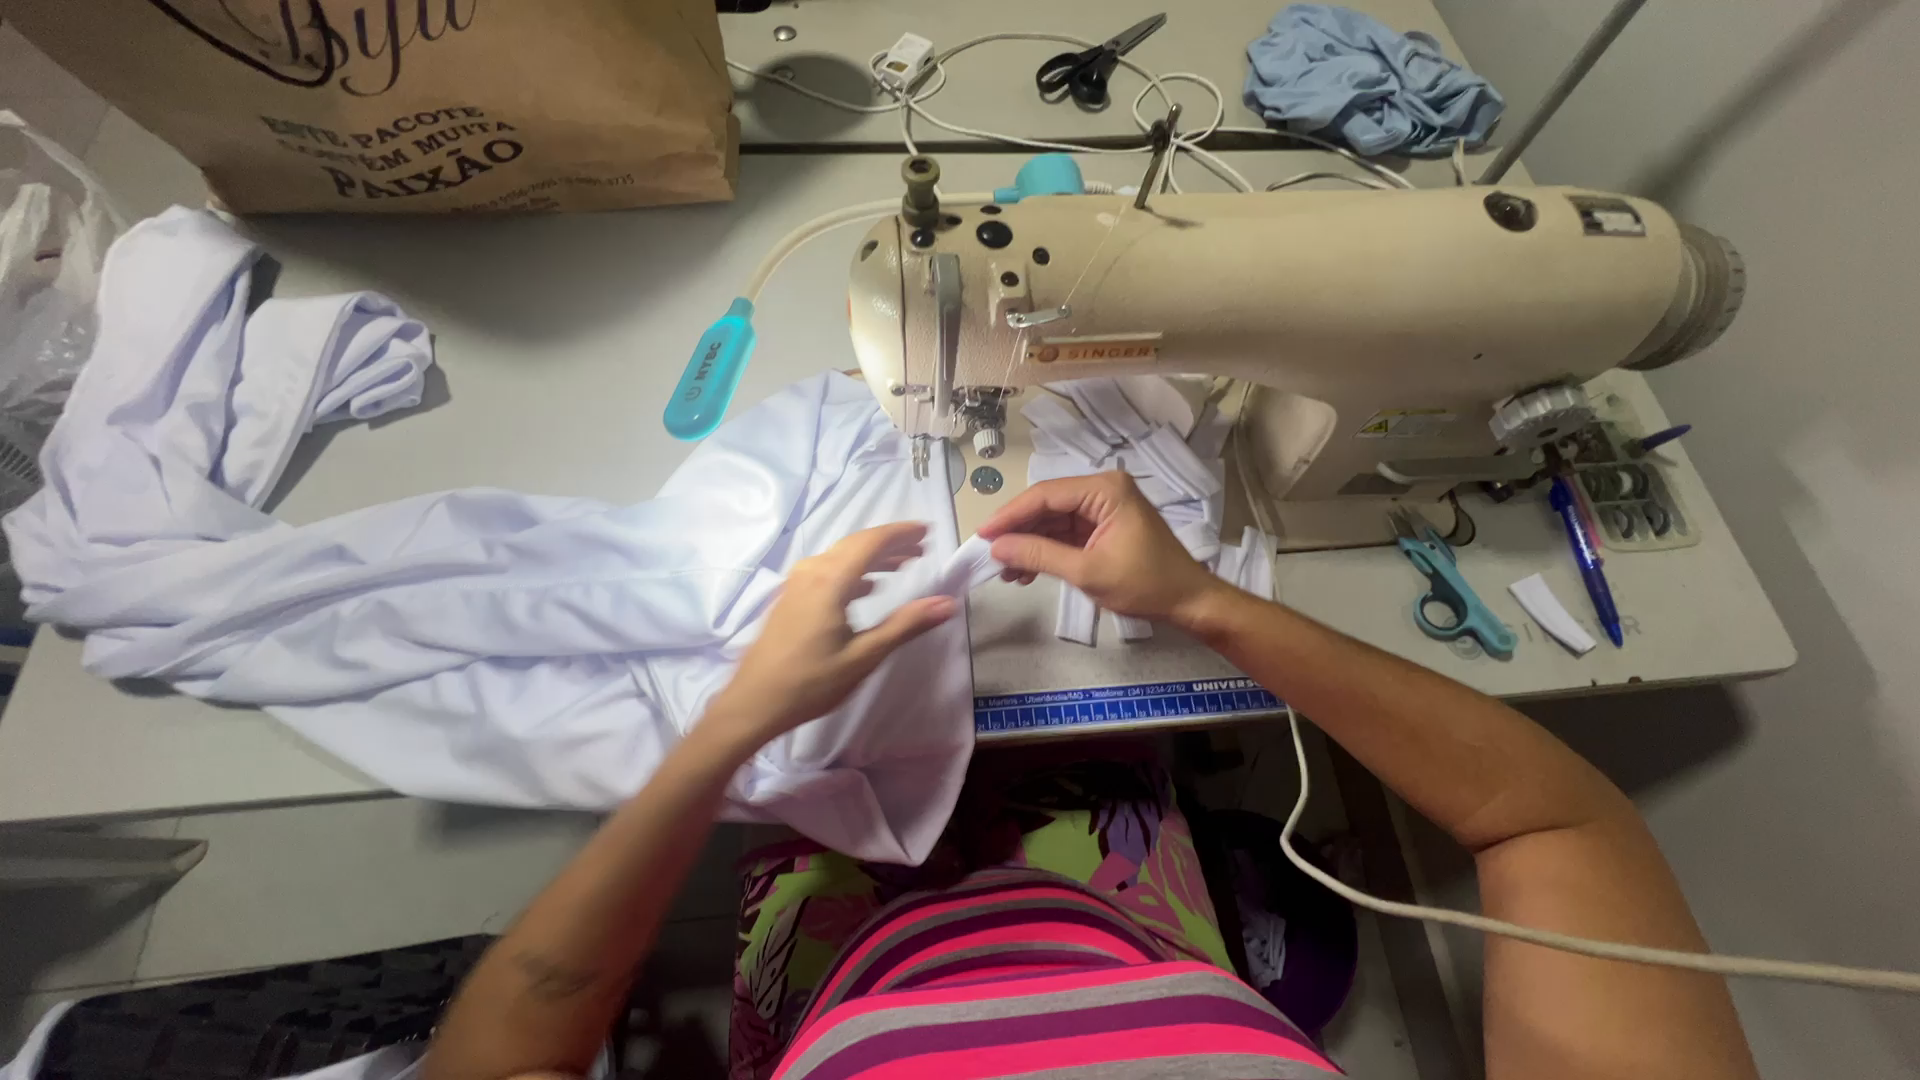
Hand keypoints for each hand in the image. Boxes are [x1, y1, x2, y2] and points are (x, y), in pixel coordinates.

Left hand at [702, 522, 956, 749]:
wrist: (753, 704)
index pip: (870, 542)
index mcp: (829, 581)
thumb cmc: (810, 683)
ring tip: (902, 566)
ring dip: (873, 558)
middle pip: (855, 545)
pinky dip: (854, 572)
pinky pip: (828, 571)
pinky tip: (868, 588)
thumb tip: (947, 603)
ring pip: (841, 558)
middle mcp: (811, 572)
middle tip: (921, 548)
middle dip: (890, 544)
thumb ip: (905, 625)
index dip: (900, 533)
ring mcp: (796, 584)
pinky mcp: (790, 598)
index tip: (927, 531)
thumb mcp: (864, 656)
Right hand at [978, 472, 1229, 626]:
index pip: (1045, 495)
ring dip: (1028, 544)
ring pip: (1052, 521)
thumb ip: (1040, 555)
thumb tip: (997, 547)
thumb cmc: (1145, 584)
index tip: (982, 534)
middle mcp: (1102, 490)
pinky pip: (1064, 533)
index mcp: (1104, 489)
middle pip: (1046, 505)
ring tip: (1004, 570)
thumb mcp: (1087, 571)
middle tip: (988, 554)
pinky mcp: (1101, 527)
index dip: (1010, 515)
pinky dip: (1045, 551)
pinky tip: (1024, 570)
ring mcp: (1102, 508)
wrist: (1188, 602)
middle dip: (1017, 531)